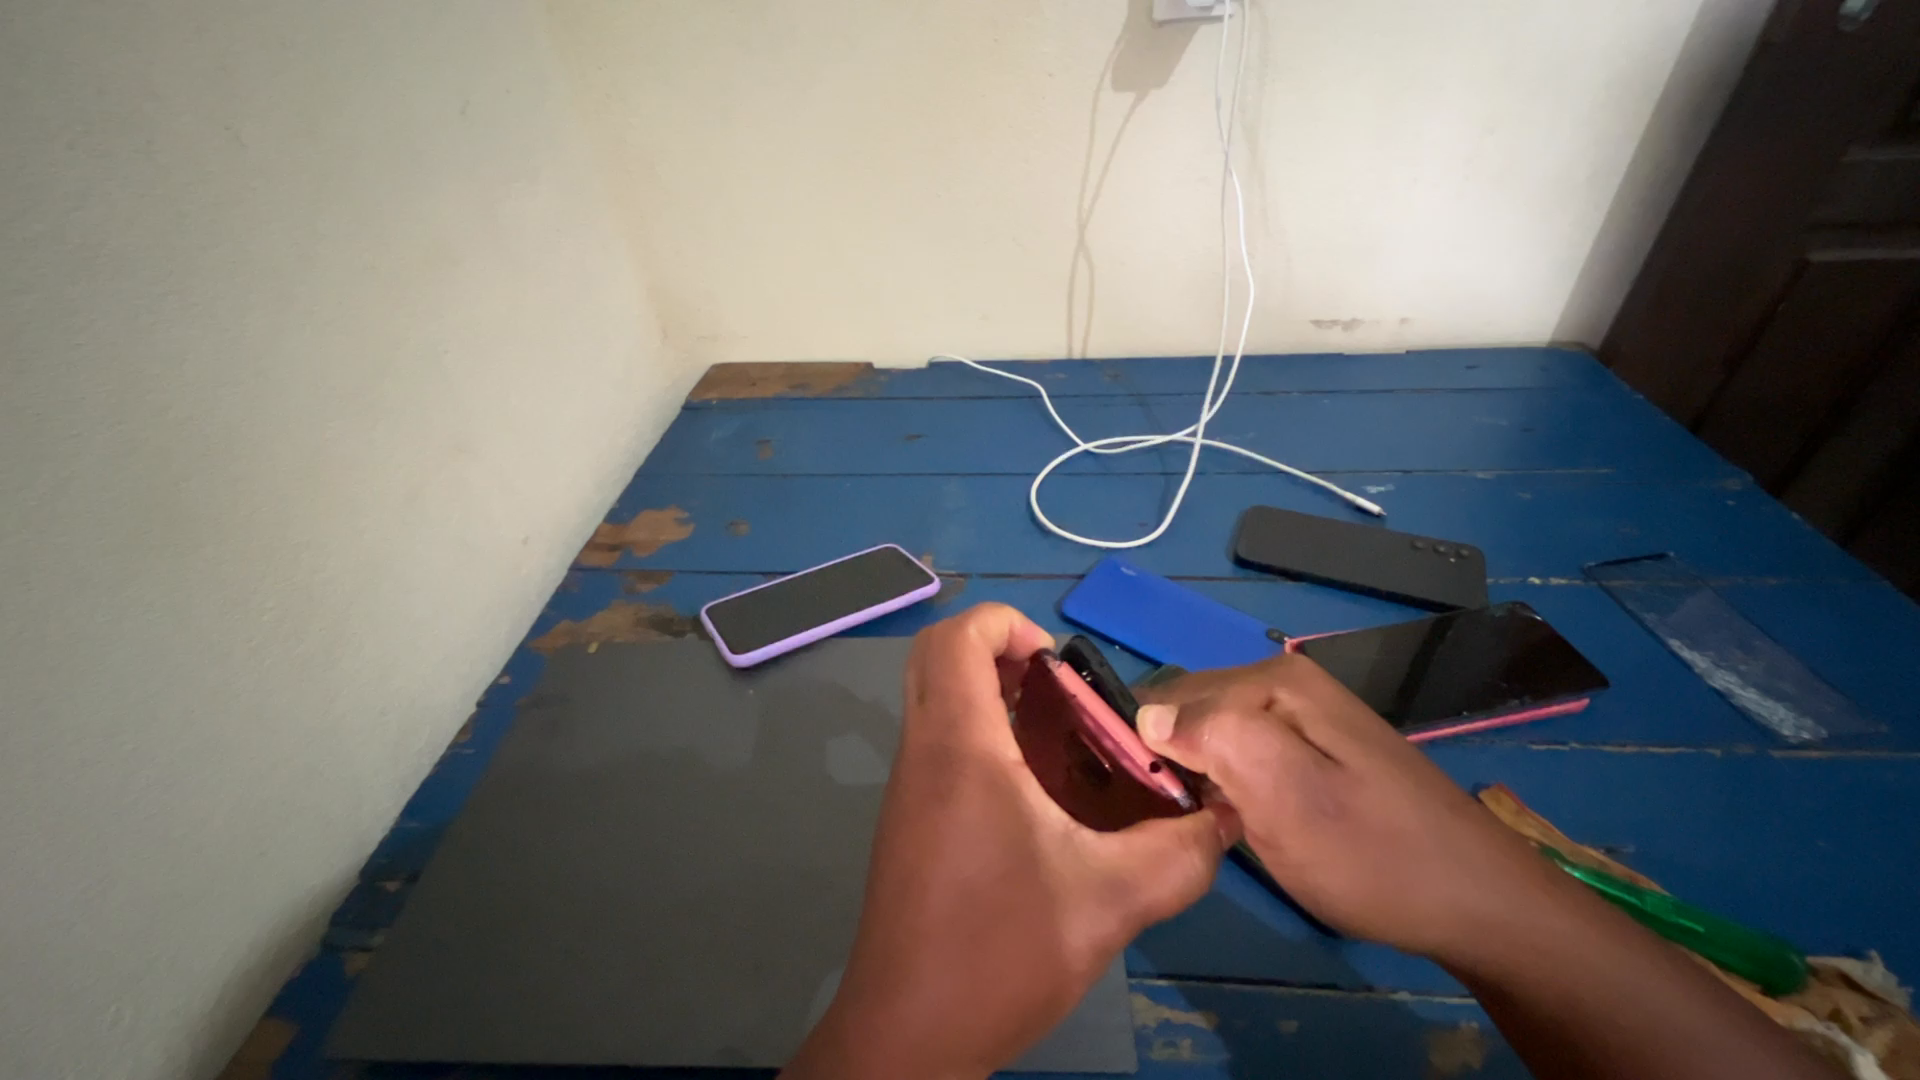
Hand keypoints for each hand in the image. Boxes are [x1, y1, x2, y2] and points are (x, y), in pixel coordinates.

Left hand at [782, 604, 1233, 1079]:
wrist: (908, 1034)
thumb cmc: (1000, 951)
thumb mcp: (1109, 903)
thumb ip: (1179, 855)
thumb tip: (1225, 820)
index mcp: (960, 748)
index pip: (956, 637)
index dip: (1005, 622)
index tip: (1057, 662)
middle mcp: (922, 752)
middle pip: (935, 655)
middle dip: (997, 650)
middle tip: (1059, 692)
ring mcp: (907, 787)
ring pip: (933, 699)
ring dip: (987, 694)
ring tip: (1057, 738)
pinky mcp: (907, 820)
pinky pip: (936, 742)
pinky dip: (977, 734)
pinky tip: (1033, 793)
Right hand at [1135, 654, 1572, 964]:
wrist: (1477, 903)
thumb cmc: (1373, 856)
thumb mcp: (1286, 798)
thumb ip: (1215, 738)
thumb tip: (1145, 715)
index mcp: (1271, 681)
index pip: (1167, 698)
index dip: (1144, 748)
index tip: (1146, 803)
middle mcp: (1282, 681)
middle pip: (1188, 710)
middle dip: (1170, 758)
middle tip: (1177, 818)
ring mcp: (1300, 713)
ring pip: (1211, 732)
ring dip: (1198, 772)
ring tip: (1206, 820)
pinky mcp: (1311, 746)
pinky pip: (1242, 749)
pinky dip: (1227, 780)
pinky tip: (1239, 814)